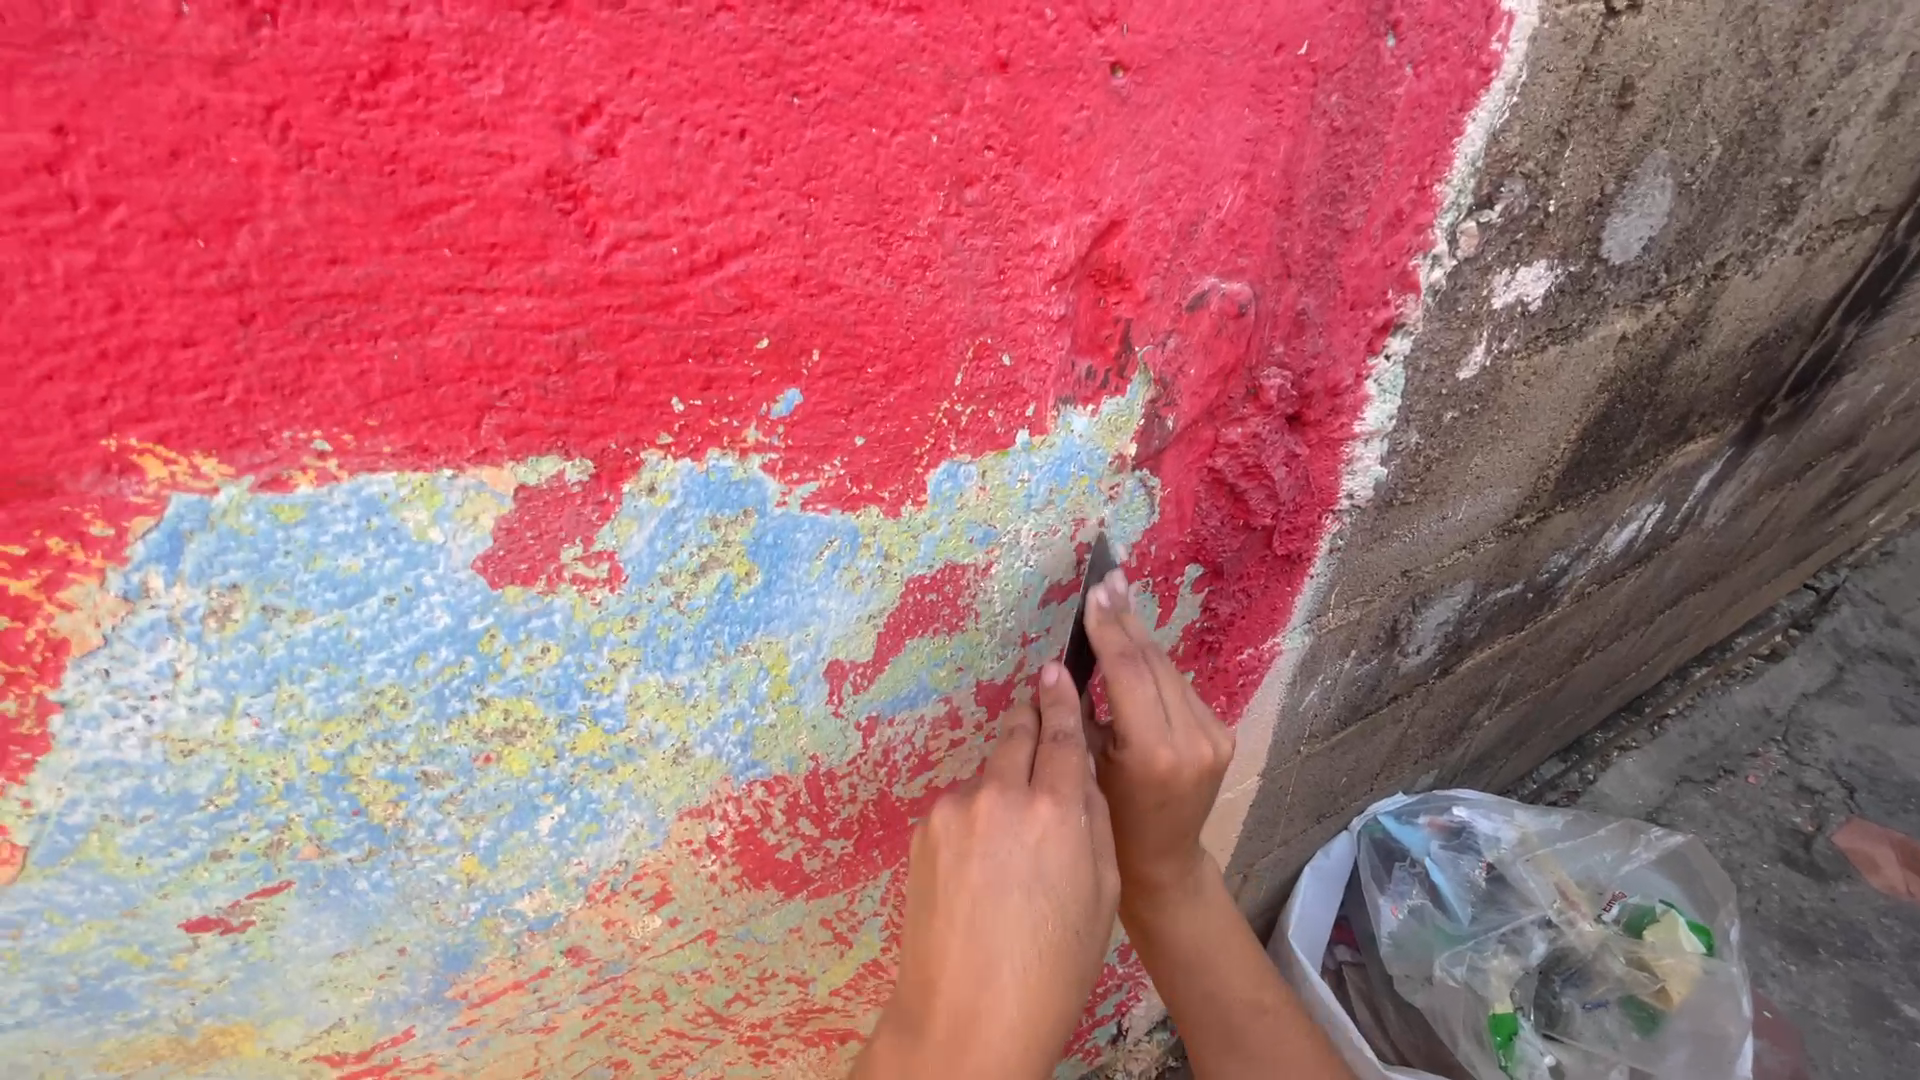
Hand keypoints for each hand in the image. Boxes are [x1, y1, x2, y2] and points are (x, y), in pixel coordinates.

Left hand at [854, 661, 1120, 1078]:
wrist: (966, 1019)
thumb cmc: (1054, 968)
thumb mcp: (1101, 893)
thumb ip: (1091, 817)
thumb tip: (1077, 768)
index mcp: (1056, 811)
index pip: (1062, 733)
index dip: (1061, 699)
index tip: (1057, 671)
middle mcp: (1001, 794)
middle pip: (1017, 734)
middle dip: (1031, 723)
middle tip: (1040, 718)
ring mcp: (955, 808)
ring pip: (988, 772)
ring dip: (1003, 781)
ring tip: (1012, 837)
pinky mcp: (925, 827)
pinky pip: (961, 804)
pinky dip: (976, 813)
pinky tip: (980, 861)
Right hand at [1081, 569, 1235, 911]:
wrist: (1164, 859)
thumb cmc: (1110, 820)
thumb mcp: (1087, 766)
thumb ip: (1083, 713)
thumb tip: (1067, 663)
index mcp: (1154, 752)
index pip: (1129, 672)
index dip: (1109, 629)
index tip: (1093, 593)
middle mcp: (1192, 739)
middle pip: (1153, 662)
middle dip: (1126, 619)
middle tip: (1107, 578)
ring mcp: (1214, 736)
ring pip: (1168, 669)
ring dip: (1140, 635)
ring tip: (1116, 598)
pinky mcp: (1222, 735)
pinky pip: (1179, 687)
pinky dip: (1153, 663)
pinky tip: (1134, 641)